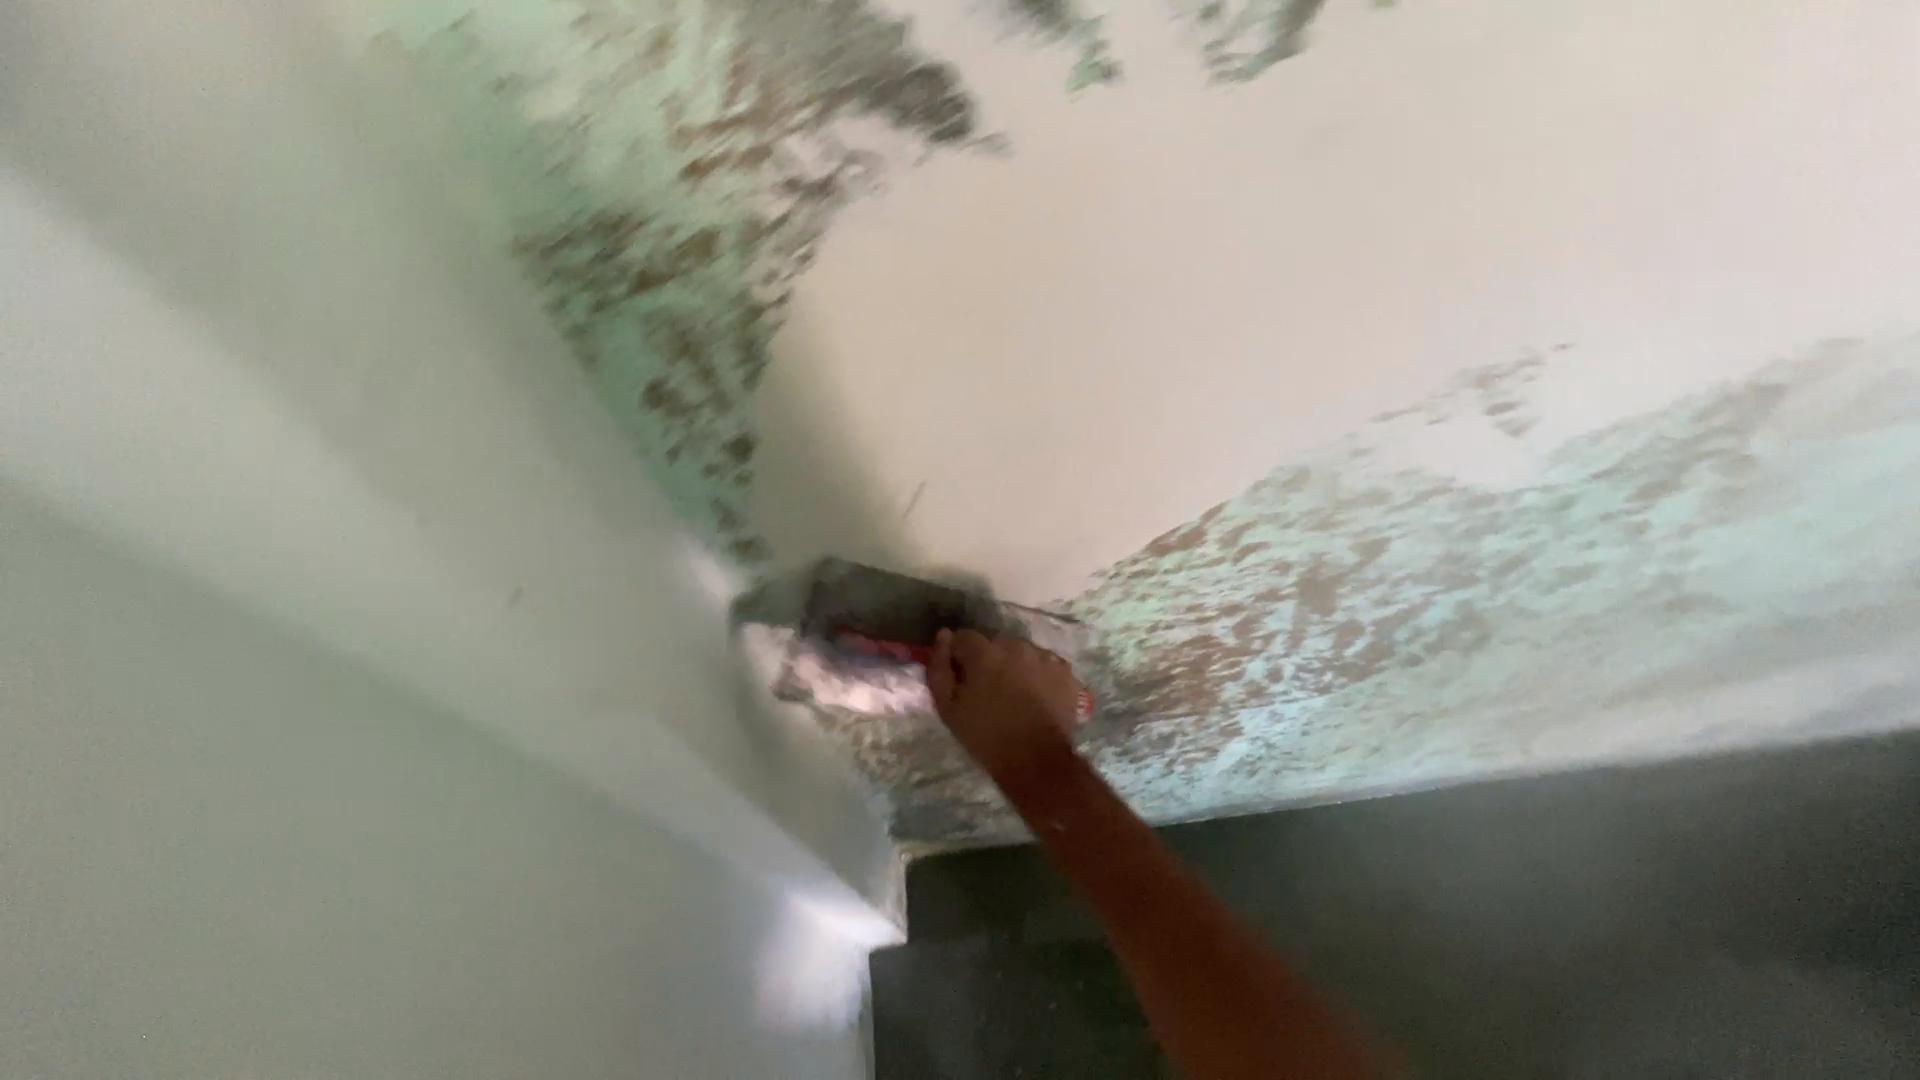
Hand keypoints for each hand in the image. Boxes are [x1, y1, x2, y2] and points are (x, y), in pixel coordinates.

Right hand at [926, 628, 1081, 779]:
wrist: (1035, 759)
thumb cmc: (985, 735)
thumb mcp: (948, 706)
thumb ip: (939, 667)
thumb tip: (943, 636)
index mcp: (985, 652)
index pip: (964, 637)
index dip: (959, 655)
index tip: (960, 675)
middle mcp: (1016, 646)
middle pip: (995, 644)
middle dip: (989, 660)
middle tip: (988, 689)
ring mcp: (1044, 657)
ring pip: (1022, 653)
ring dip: (1015, 666)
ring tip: (1015, 694)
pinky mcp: (1065, 671)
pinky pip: (1045, 664)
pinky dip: (1039, 675)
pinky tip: (1036, 696)